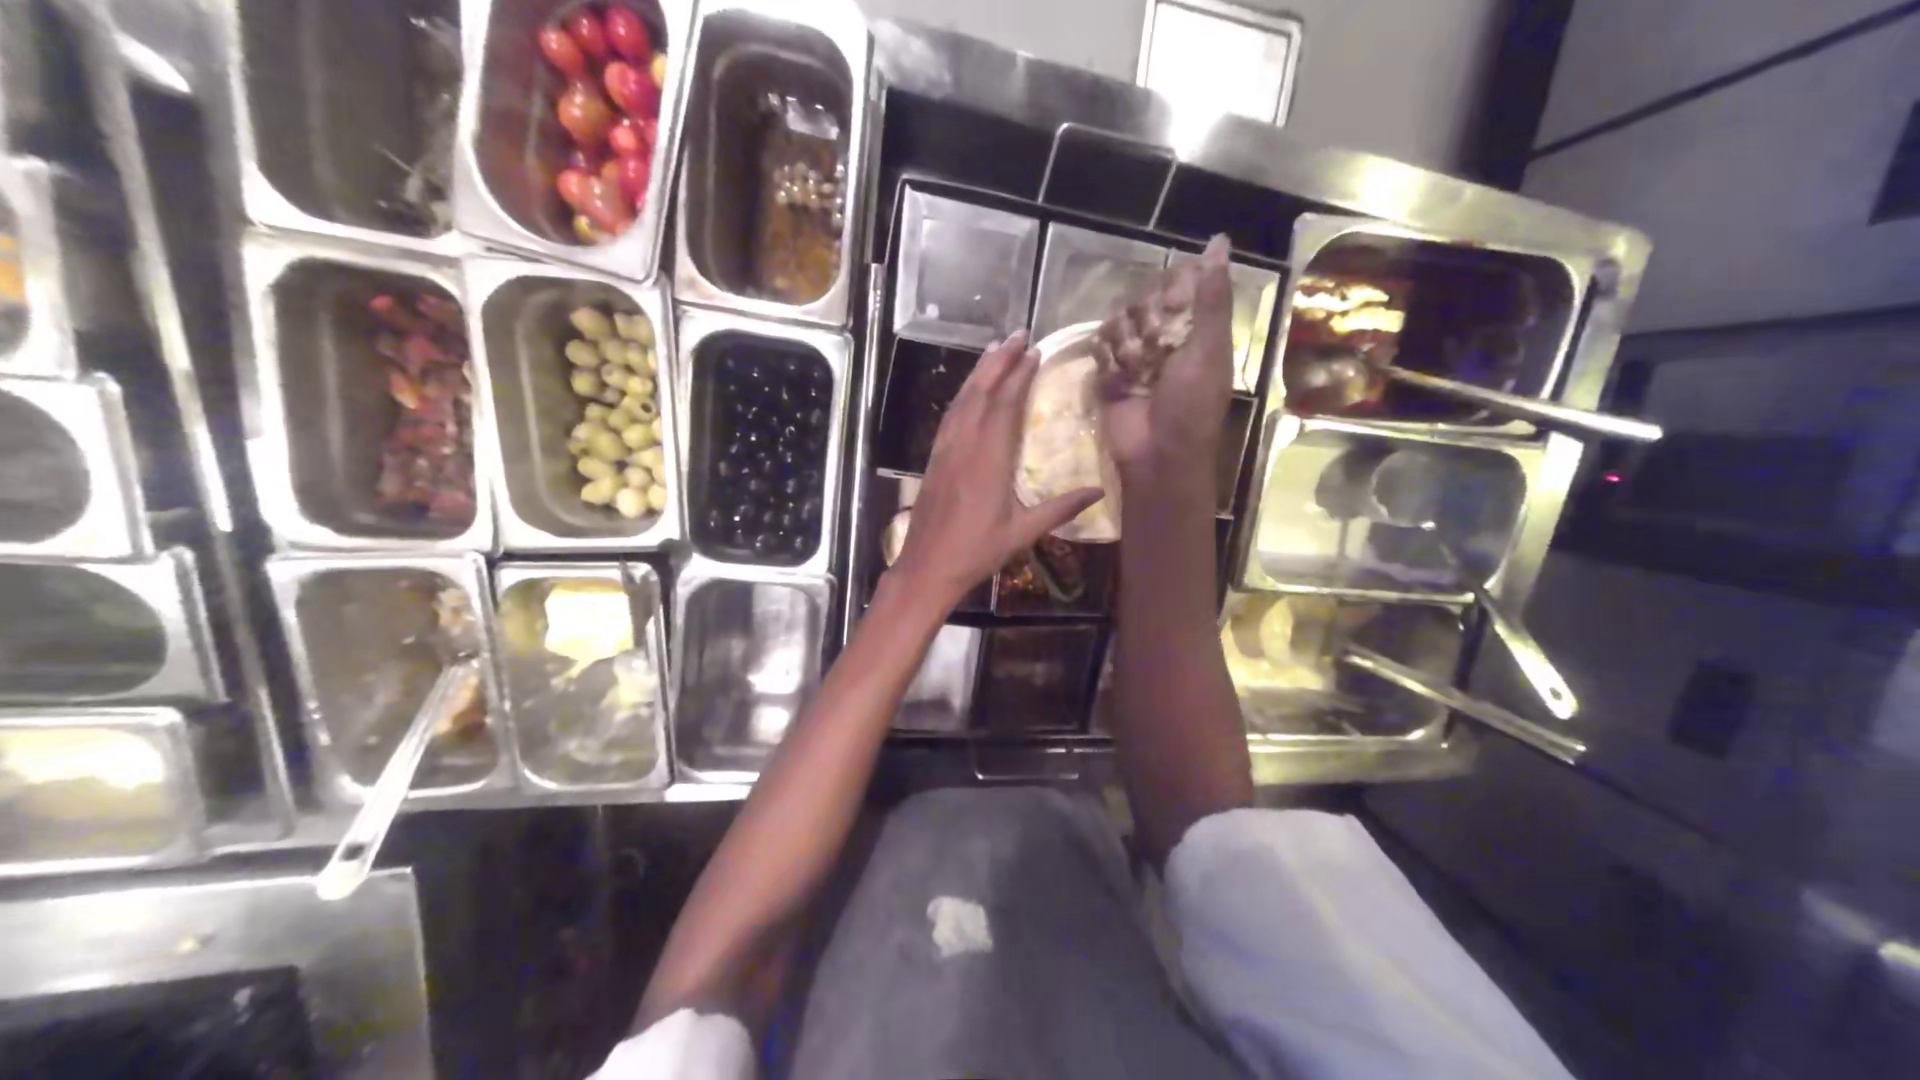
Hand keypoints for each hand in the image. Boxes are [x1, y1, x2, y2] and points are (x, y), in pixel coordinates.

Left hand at [886, 331, 1101, 612]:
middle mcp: (964, 447)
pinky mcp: (933, 458)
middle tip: (1017, 334)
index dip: (1019, 376)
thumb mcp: (1023, 533)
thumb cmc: (976, 553)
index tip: (1034, 352)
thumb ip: (1060, 508)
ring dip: (979, 372)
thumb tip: (1099, 492)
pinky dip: (963, 395)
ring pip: (962, 400)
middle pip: (981, 393)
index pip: (1004, 406)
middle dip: (999, 361)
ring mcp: (944, 450)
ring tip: (996, 349)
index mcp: (988, 461)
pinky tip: (971, 389)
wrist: (926, 567)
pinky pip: (950, 416)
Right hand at [1094, 234, 1234, 483]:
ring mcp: (1133, 355)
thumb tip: (1218, 239)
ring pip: (1115, 321)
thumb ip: (1212, 295)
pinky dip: (1107, 362)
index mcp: (1194, 327)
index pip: (1175, 284)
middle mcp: (1163, 336)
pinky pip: (1098, 347)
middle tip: (1156, 355)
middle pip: (1140, 300)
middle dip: (1144, 325)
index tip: (1172, 316)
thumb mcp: (1209, 348)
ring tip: (1137, 374)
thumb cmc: (1192, 405)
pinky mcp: (1107, 373)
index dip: (1169, 295)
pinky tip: (1119, 380)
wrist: (1157, 455)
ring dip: (1125, 347)